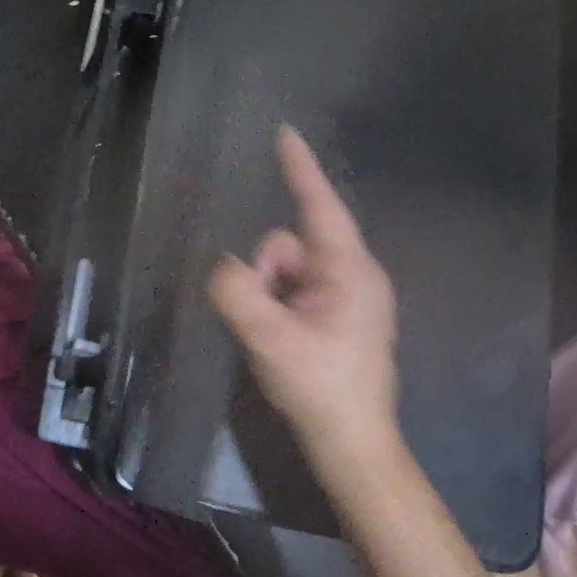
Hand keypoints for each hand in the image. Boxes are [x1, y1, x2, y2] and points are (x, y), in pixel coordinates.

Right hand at [209, 126, 400, 458]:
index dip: (301, 169)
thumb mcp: (271, 338)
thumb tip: (223, 266)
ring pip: (285, 270)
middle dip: (263, 271)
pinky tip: (276, 338)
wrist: (351, 441)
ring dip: (265, 293)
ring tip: (270, 335)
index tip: (285, 134)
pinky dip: (274, 305)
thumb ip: (239, 293)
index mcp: (350, 272)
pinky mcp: (336, 317)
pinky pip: (292, 290)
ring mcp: (345, 298)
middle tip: (261, 317)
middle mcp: (352, 276)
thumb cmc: (320, 387)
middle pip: (289, 244)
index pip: (321, 207)